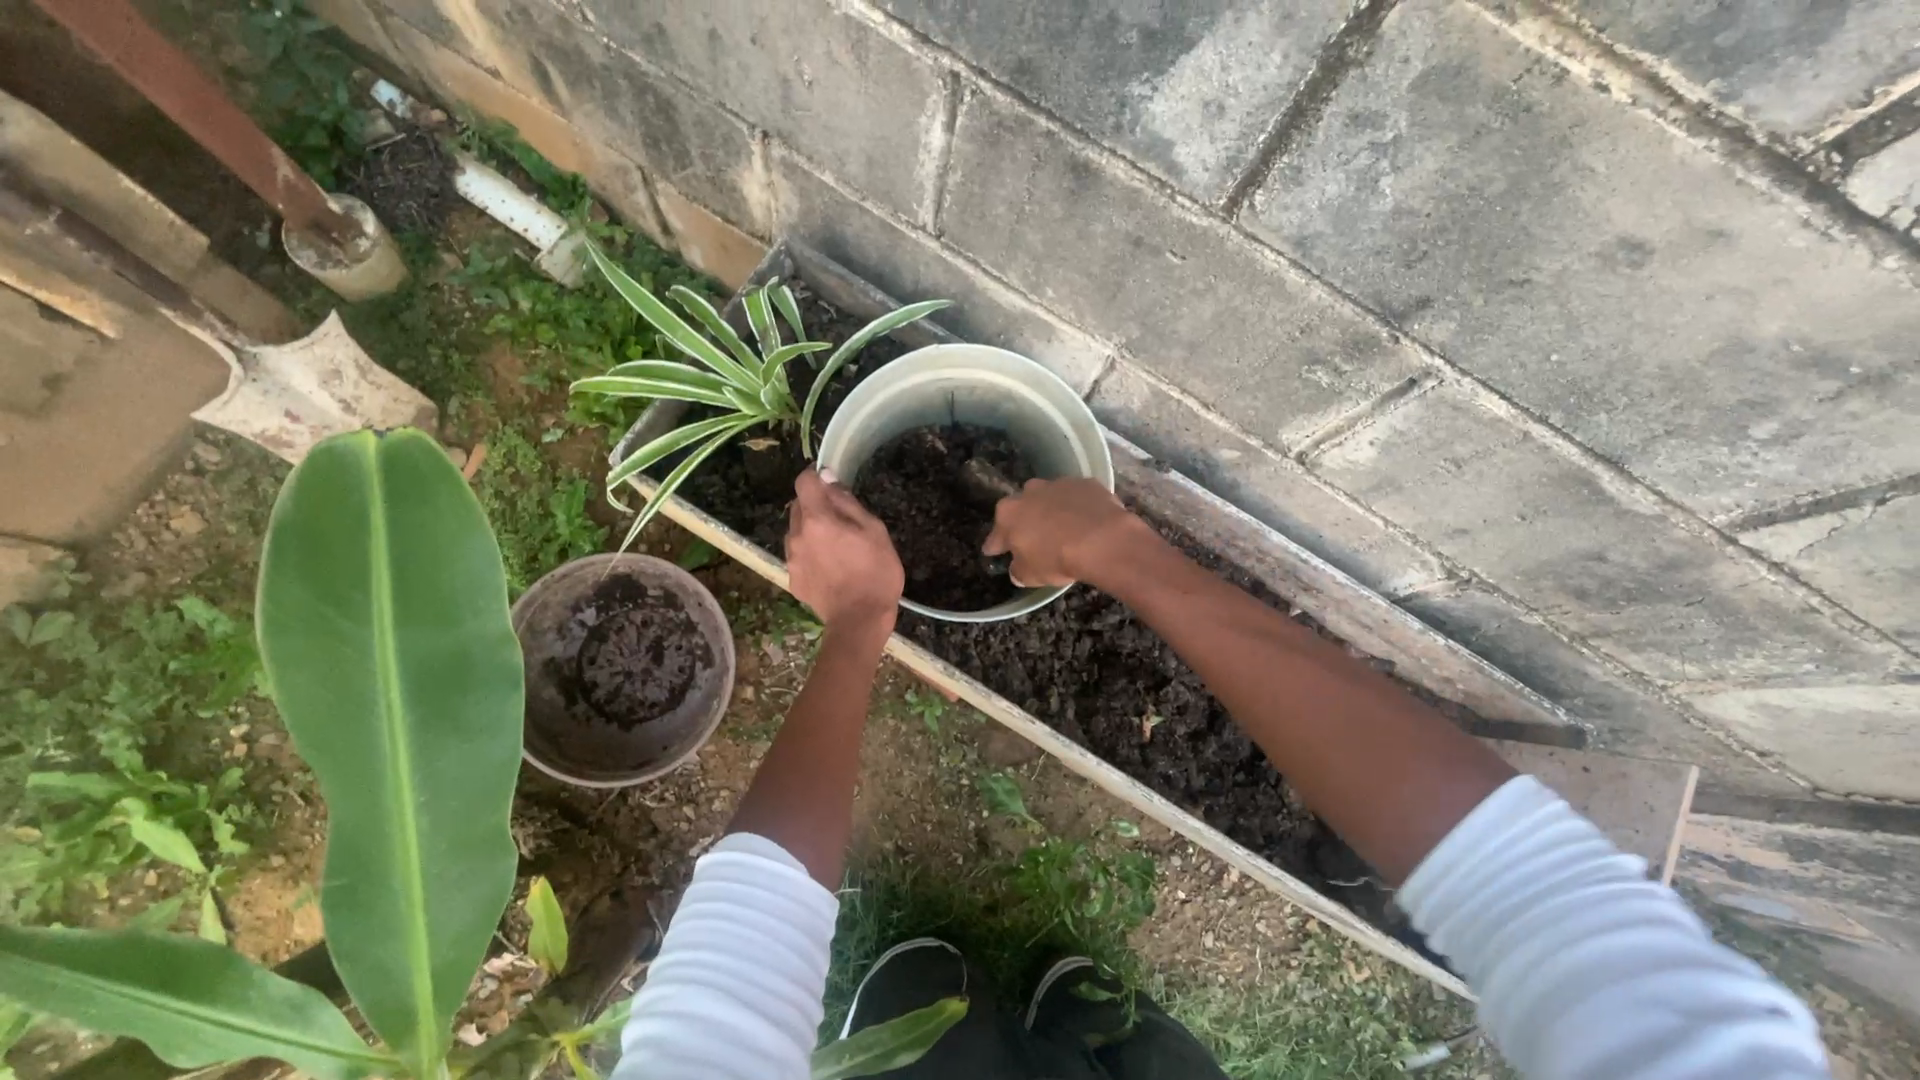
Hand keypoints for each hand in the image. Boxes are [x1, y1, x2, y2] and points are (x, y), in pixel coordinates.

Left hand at [785, 467, 903, 633]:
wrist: (859, 621)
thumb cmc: (875, 572)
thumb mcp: (874, 530)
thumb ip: (848, 502)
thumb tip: (829, 480)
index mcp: (817, 519)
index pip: (803, 481)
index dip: (815, 476)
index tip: (830, 482)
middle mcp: (797, 535)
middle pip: (798, 506)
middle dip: (815, 505)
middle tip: (841, 519)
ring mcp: (792, 559)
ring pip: (796, 531)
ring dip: (811, 530)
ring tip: (836, 547)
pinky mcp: (793, 579)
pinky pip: (799, 555)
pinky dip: (810, 553)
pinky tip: (830, 568)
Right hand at [981, 477, 1144, 586]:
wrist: (1101, 539)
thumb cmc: (1057, 558)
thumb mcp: (1030, 575)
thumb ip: (1019, 570)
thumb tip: (1017, 569)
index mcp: (1009, 514)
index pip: (996, 534)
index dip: (996, 545)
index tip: (994, 551)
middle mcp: (1029, 493)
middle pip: (1023, 508)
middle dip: (1026, 521)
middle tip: (1035, 539)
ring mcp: (1058, 484)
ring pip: (1050, 498)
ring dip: (1053, 511)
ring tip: (1065, 528)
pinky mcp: (1085, 483)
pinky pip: (1077, 497)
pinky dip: (1079, 507)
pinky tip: (1087, 521)